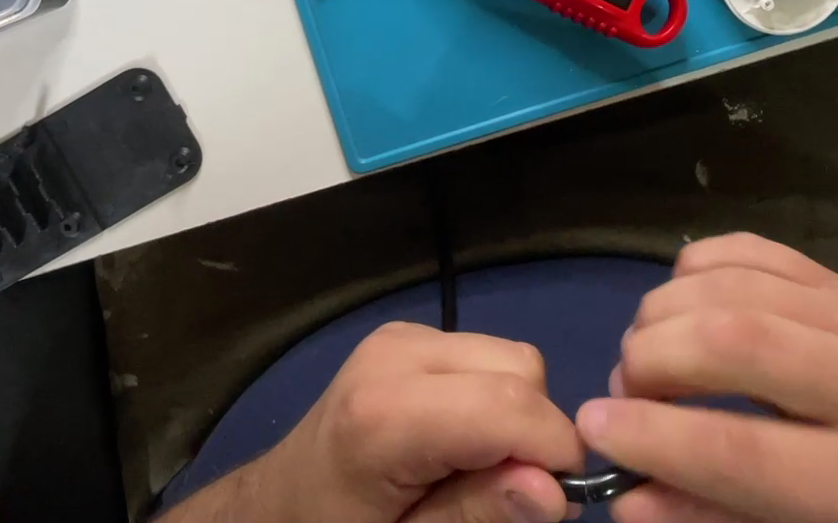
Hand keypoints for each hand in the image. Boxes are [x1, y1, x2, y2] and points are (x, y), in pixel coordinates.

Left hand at [255, 321, 584, 522]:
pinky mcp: (404, 334)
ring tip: (477, 467)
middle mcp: (396, 352)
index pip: (508, 404)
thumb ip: (476, 515)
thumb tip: (554, 491)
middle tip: (510, 494)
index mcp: (386, 411)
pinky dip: (492, 395)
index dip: (555, 452)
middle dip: (536, 432)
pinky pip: (484, 354)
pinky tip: (458, 436)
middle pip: (518, 369)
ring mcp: (400, 335)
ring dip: (516, 413)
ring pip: (509, 356)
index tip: (559, 504)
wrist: (279, 504)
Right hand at [575, 234, 837, 522]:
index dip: (653, 437)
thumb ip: (712, 518)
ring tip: (647, 357)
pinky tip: (681, 310)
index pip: (744, 452)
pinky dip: (688, 272)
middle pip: (733, 341)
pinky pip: (740, 250)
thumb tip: (625, 497)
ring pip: (728, 286)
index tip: (593, 426)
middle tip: (625, 388)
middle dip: (651, 359)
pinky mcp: (837, 279)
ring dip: (659, 315)